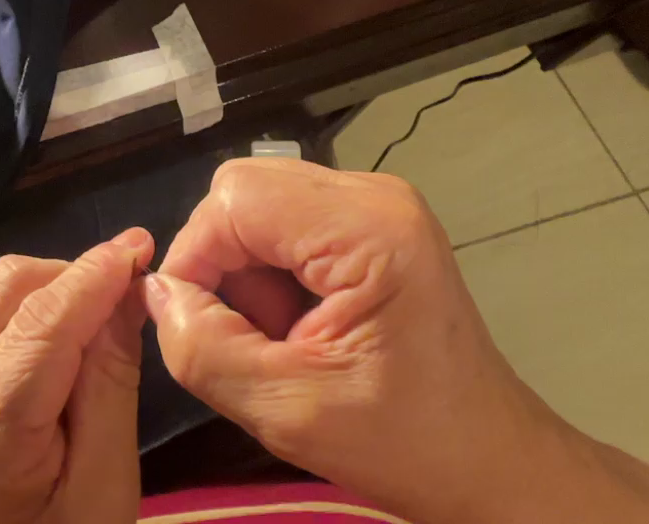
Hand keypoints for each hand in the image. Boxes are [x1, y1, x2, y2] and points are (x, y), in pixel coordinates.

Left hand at [0, 229, 153, 523]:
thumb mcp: (106, 485)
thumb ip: (112, 380)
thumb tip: (127, 289)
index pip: (40, 325)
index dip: (92, 276)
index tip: (140, 244)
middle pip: (9, 288)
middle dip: (73, 278)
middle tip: (127, 295)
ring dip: (53, 289)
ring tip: (98, 323)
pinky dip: (30, 309)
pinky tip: (62, 342)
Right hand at [145, 159, 648, 523]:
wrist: (491, 459)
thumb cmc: (405, 444)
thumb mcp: (288, 413)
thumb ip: (204, 349)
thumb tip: (156, 291)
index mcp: (367, 229)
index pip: (234, 201)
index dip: (195, 257)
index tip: (192, 324)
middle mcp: (371, 192)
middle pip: (243, 188)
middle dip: (221, 258)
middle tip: (245, 329)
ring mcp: (375, 198)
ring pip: (257, 199)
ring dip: (244, 262)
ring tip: (279, 329)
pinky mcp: (370, 215)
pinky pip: (284, 214)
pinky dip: (268, 262)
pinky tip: (297, 313)